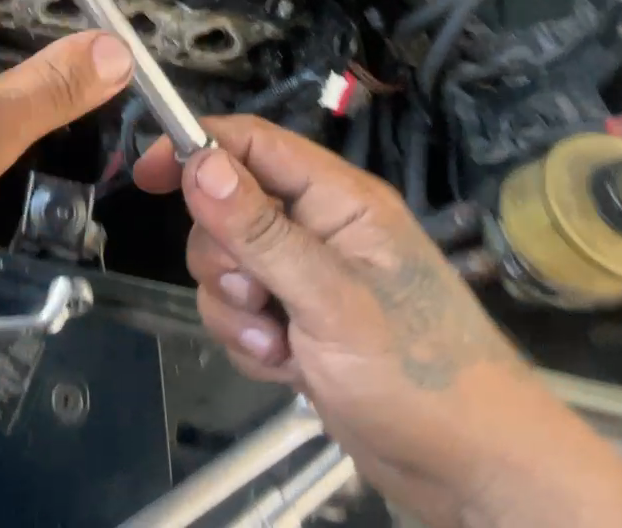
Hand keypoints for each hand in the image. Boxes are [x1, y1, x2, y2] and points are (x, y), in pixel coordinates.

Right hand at [134, 117, 621, 526]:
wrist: (475, 477)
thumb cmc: (418, 376)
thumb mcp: (330, 299)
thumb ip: (259, 230)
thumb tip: (198, 162)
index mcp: (338, 201)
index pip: (252, 144)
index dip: (196, 149)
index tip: (146, 175)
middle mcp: (318, 229)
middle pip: (226, 208)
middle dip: (223, 258)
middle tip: (253, 295)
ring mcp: (305, 278)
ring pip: (225, 265)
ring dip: (235, 309)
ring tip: (280, 345)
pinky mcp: (297, 322)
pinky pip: (238, 310)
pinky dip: (248, 339)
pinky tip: (285, 367)